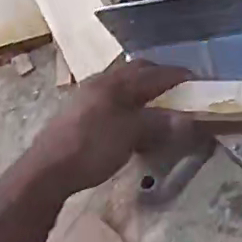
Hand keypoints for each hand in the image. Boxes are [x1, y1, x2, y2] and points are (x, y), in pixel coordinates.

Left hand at [0, 60, 195, 222]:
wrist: (45, 171)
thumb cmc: (91, 148)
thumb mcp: (131, 135)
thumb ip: (158, 123)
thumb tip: (186, 120)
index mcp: (116, 83)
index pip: (155, 73)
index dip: (177, 75)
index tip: (196, 79)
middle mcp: (101, 82)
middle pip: (136, 70)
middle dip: (159, 74)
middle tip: (177, 86)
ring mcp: (87, 95)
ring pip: (121, 81)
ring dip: (141, 86)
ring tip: (156, 100)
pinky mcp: (77, 111)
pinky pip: (110, 95)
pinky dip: (127, 99)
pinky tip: (129, 115)